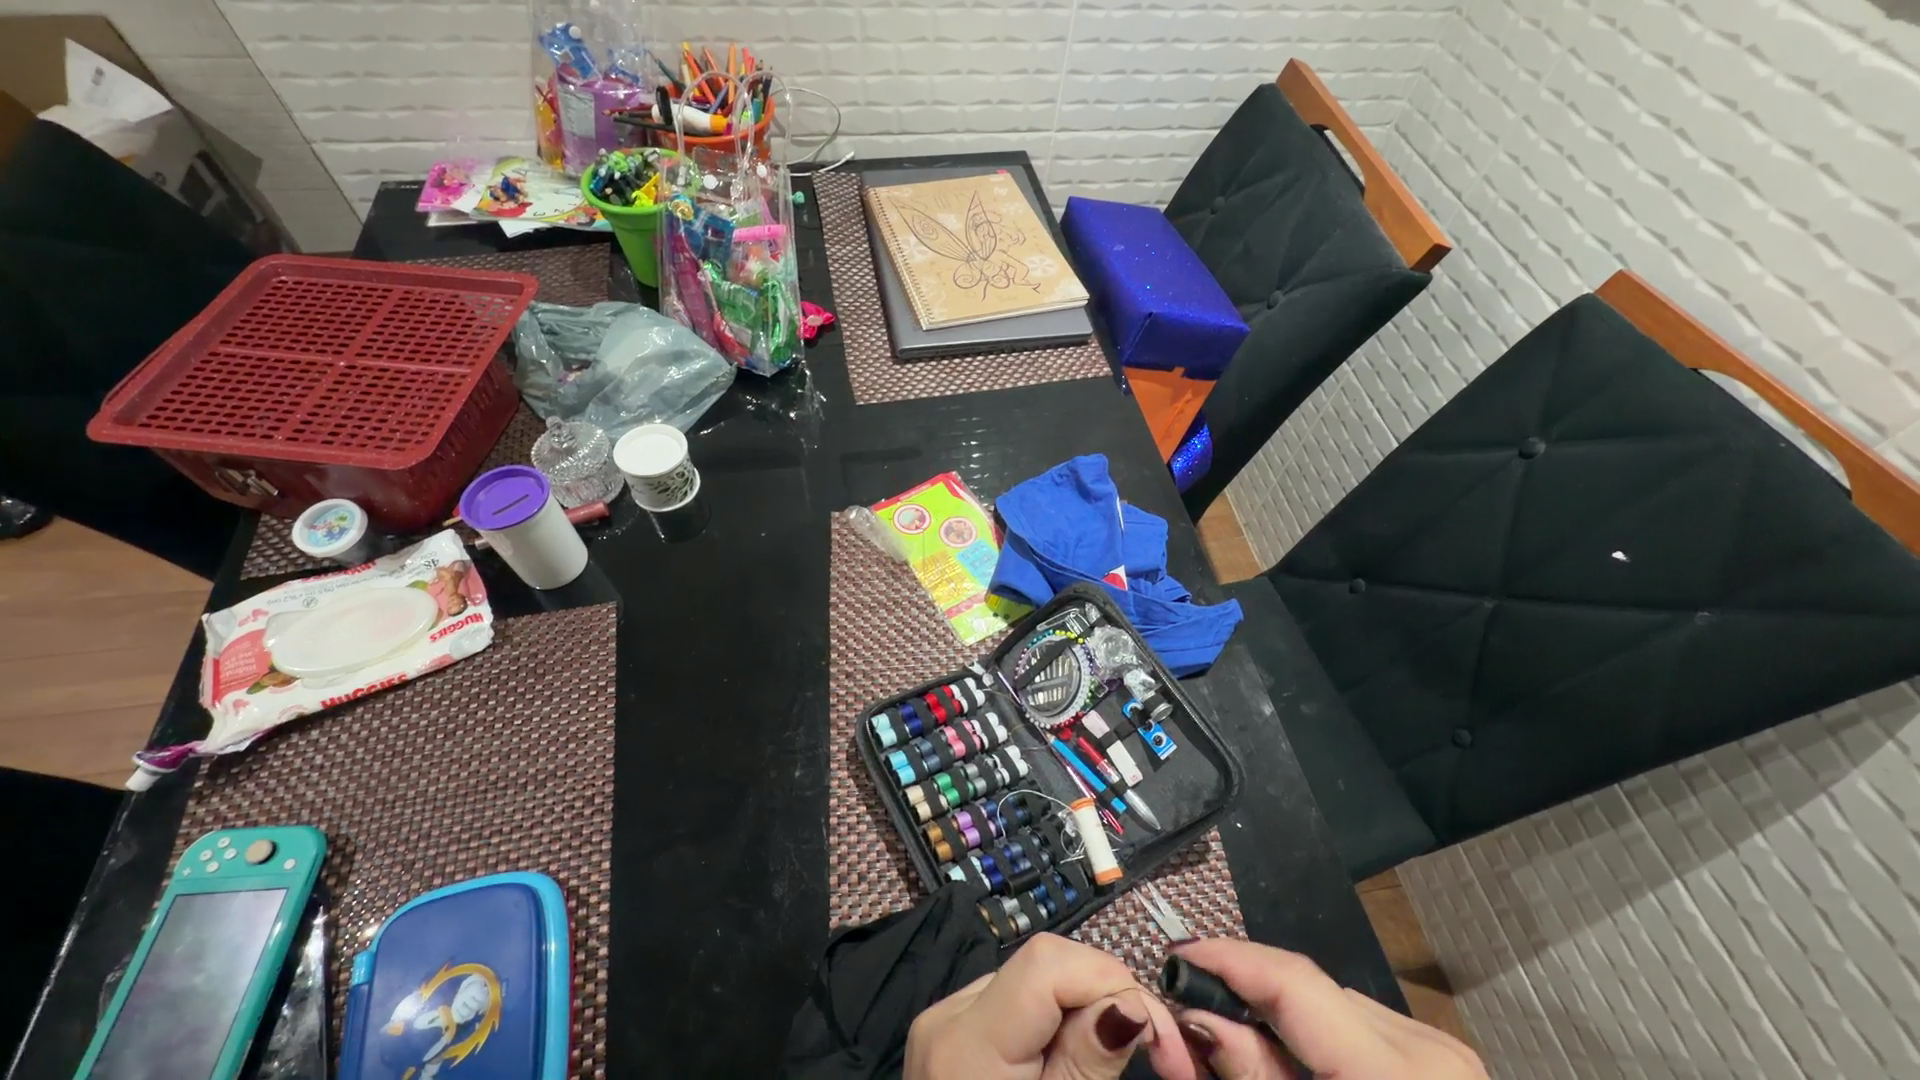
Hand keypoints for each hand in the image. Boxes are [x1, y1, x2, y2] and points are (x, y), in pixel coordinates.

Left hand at [904, 933, 1198, 1079]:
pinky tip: (1072, 1055)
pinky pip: (1016, 998)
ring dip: (1085, 1005)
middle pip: (1043, 964)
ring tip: (1116, 1054)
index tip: (1159, 1036)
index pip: (1047, 963)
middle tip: (1158, 1050)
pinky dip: (1055, 1017)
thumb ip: (1088, 1061)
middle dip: (1107, 992)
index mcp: (968, 1041)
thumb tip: (1132, 1002)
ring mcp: (946, 1016)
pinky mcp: (952, 1027)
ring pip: (1034, 977)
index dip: (1110, 982)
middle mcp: (950, 1013)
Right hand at [1170, 940, 1485, 1079]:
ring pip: (1330, 1006)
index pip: (1293, 981)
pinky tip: (1287, 1069)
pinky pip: (1358, 1030)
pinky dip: (1312, 1041)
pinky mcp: (1445, 1064)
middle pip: (1306, 989)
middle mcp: (1426, 1046)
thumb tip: (1190, 1018)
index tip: (1168, 962)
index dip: (1224, 959)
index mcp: (1395, 1074)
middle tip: (1184, 1020)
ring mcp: (1444, 1053)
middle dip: (1240, 995)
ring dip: (1274, 1019)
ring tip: (1228, 1050)